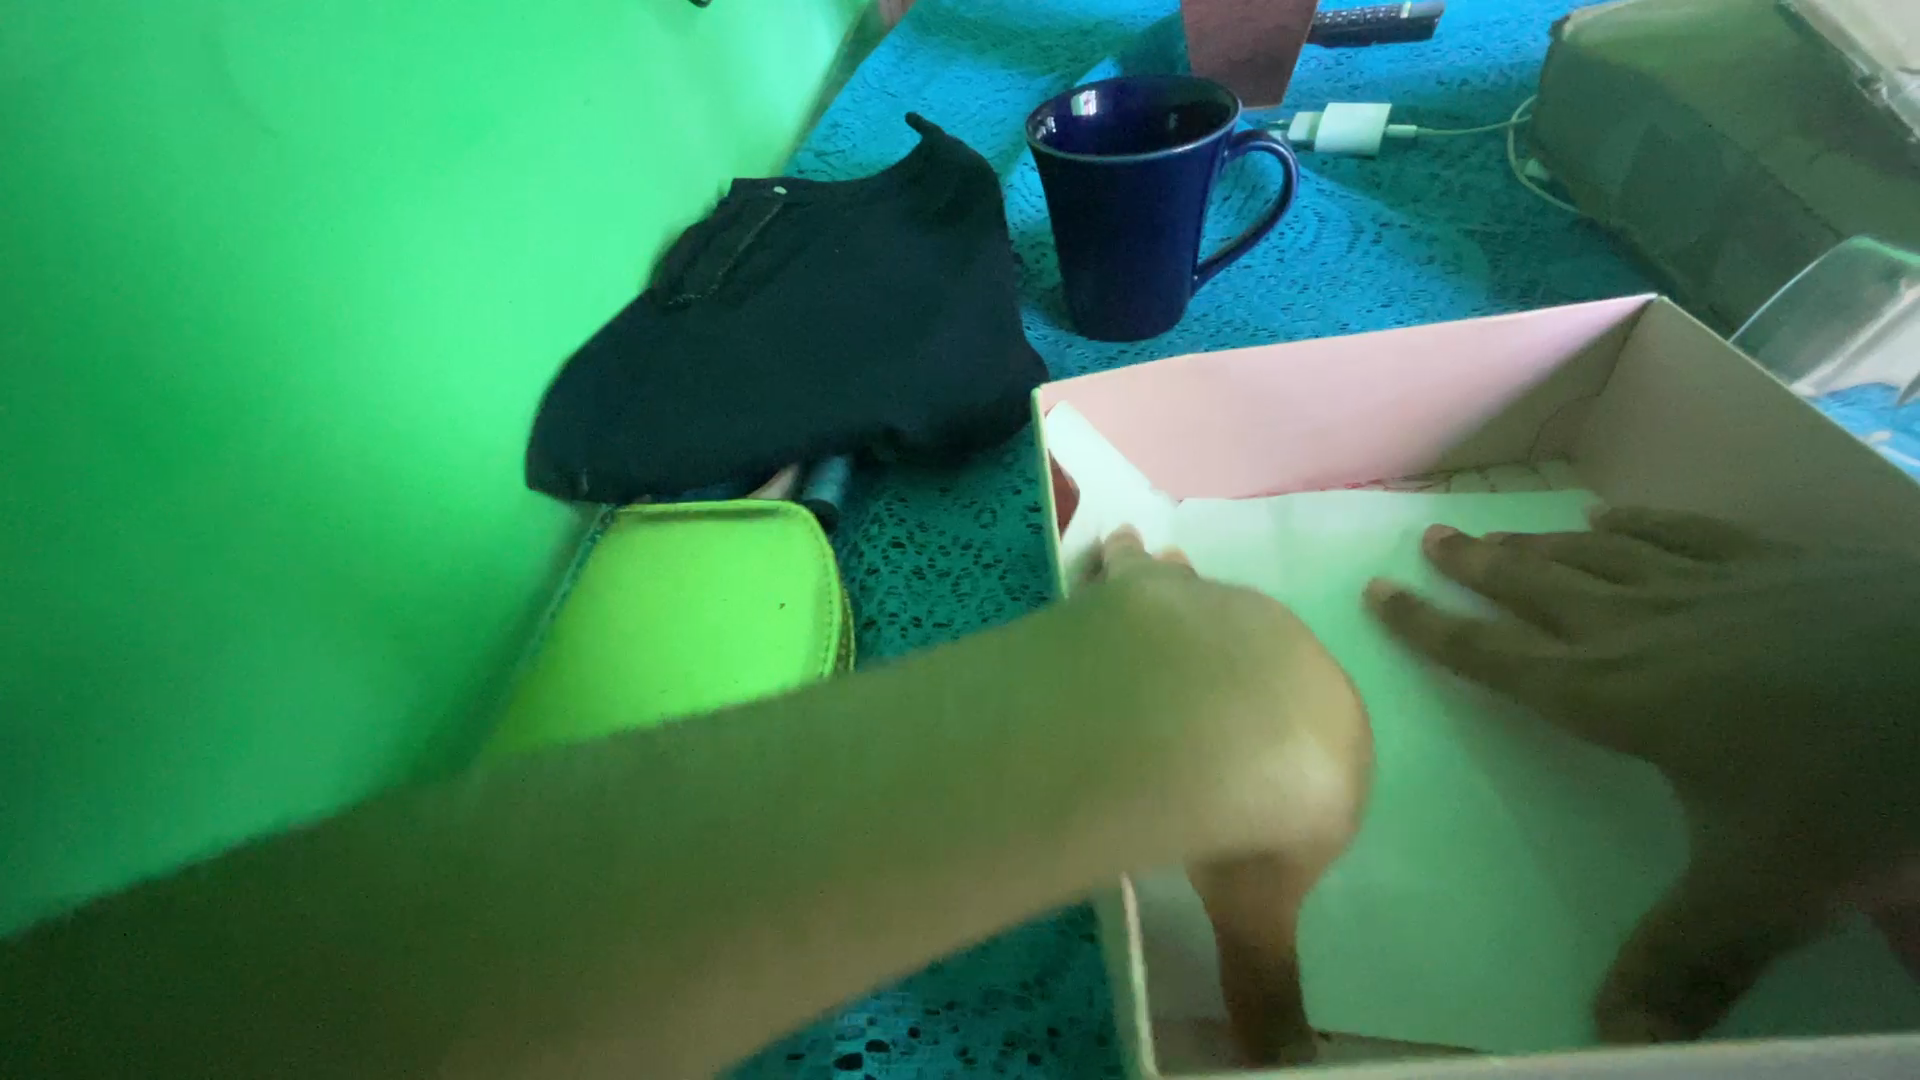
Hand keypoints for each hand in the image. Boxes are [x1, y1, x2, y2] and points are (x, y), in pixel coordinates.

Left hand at [1087, 529, 1371, 1065]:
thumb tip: (1267, 1063)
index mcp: (1323, 734)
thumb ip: (1263, 981)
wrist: (1224, 727)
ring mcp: (1221, 611)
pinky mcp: (1164, 588)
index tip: (1237, 771)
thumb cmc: (1257, 819)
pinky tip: (1117, 546)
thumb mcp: (1258, 911)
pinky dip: (1127, 561)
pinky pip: (1143, 567)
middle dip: (1229, 678)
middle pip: (1254, 662)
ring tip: (1159, 604)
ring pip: (1203, 604)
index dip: (1271, 754)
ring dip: (1187, 603)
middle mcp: (1281, 658)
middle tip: (1186, 701)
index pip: (1302, 739)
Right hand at [1365, 507, 1919, 1043]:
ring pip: (1588, 556)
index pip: (1491, 655)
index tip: (1378, 591)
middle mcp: (1632, 631)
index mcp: (1608, 694)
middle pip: (1531, 588)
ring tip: (1492, 533)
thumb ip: (1688, 954)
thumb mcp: (1772, 884)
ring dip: (1534, 544)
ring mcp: (1699, 588)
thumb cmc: (1861, 783)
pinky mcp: (1765, 564)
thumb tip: (1614, 1039)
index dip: (1428, 626)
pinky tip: (1606, 514)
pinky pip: (1676, 534)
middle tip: (1430, 539)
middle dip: (1475, 566)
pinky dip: (1633, 522)